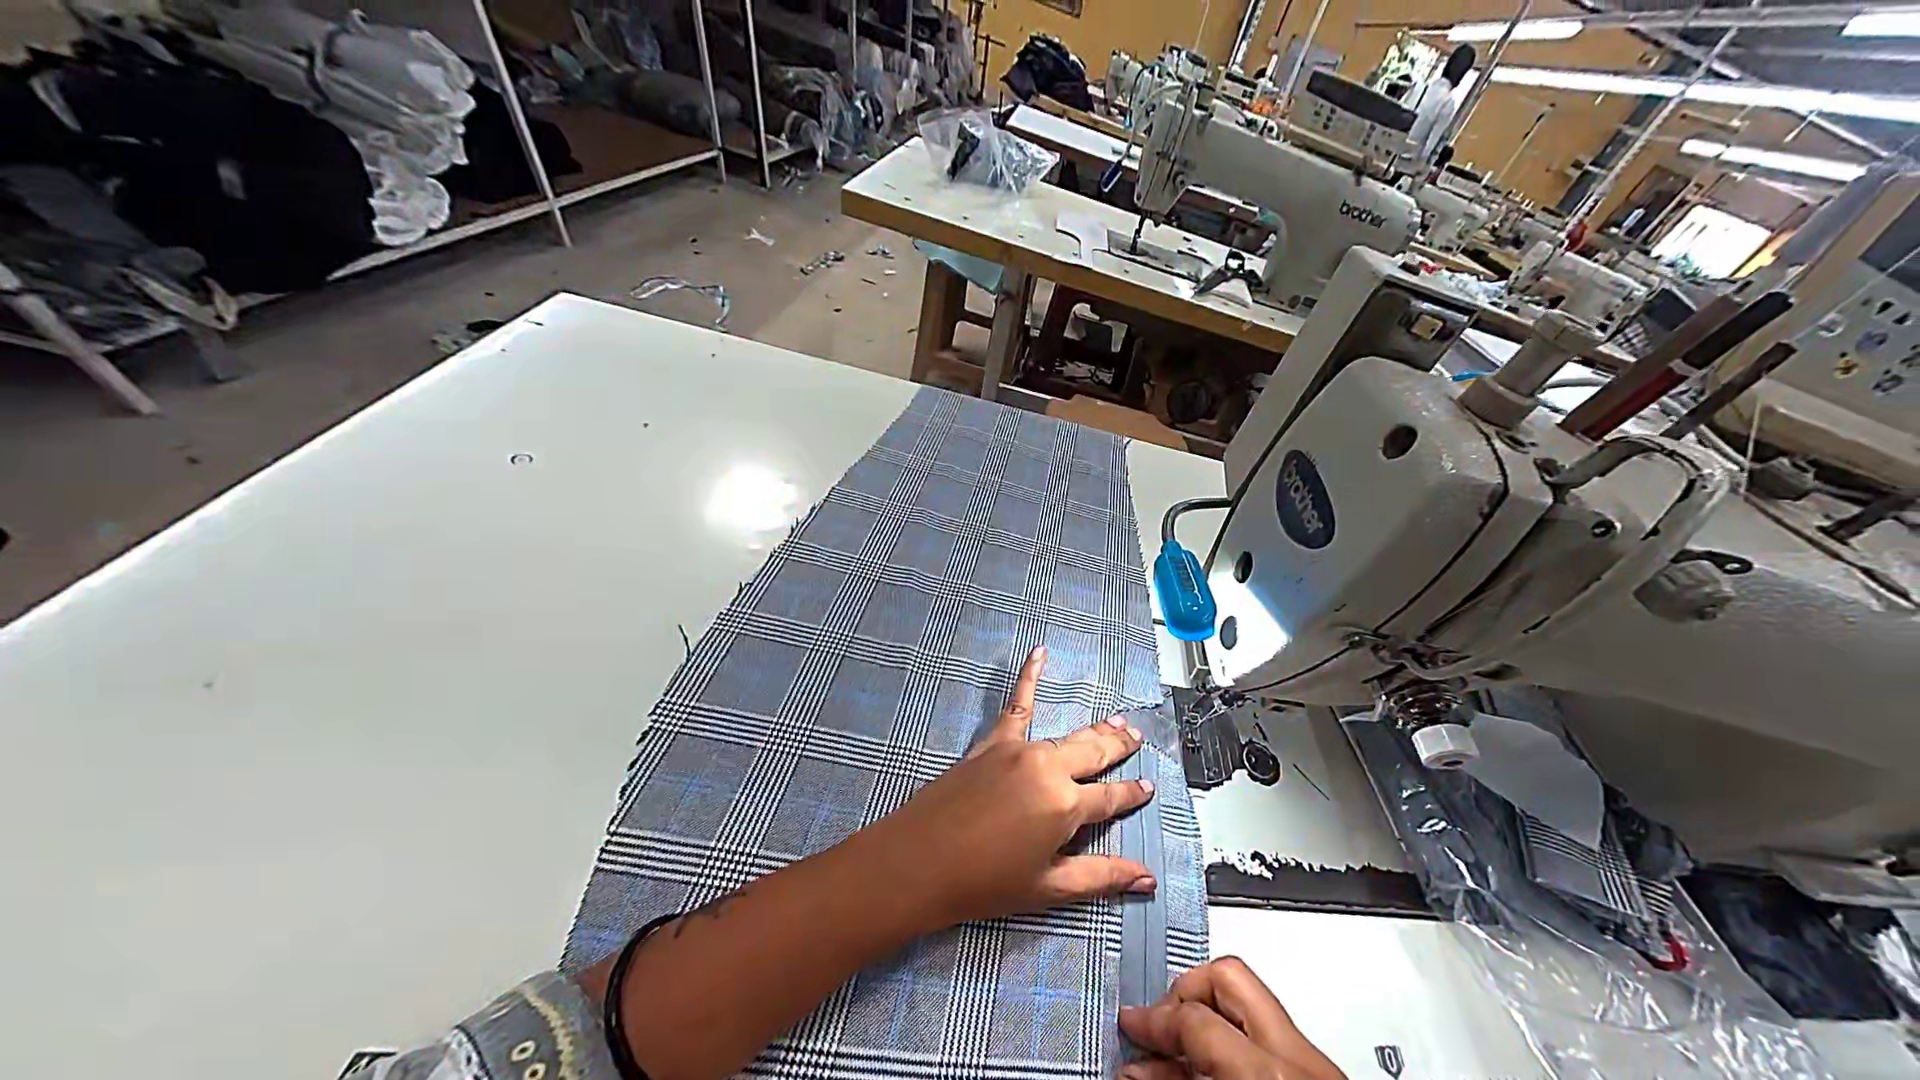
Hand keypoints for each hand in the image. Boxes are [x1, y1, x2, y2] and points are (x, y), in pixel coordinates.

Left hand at [858, 645, 1157, 929]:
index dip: (1132, 794)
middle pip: (1093, 754)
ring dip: (1093, 729)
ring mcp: (1019, 750)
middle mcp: (1048, 769)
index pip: (1111, 798)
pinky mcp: (992, 742)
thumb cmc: (985, 881)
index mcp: (1066, 805)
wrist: (921, 860)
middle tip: (1137, 737)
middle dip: (1118, 747)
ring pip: (1066, 735)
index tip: (1149, 786)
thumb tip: (1146, 878)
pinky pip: (1016, 705)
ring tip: (1116, 720)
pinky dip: (1029, 677)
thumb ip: (1101, 876)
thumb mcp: (1050, 887)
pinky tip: (1038, 654)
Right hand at [1119, 958, 1345, 1079]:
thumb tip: (1135, 1071)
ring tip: (1171, 1056)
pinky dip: (1231, 1046)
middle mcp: (1300, 1062)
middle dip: (1184, 991)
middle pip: (1230, 977)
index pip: (1194, 1017)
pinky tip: (1204, 1073)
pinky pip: (1267, 1041)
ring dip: (1205, 1022)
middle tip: (1156, 1023)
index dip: (1152, 1019)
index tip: (1130, 1026)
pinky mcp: (1323, 1077)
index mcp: (1271, 1075)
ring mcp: (1318, 1068)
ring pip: (1250, 1006)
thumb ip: (1174, 1079)